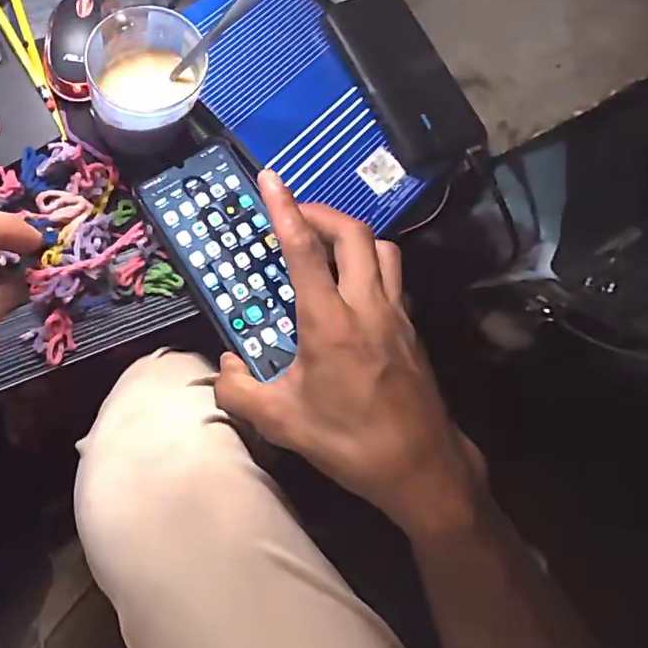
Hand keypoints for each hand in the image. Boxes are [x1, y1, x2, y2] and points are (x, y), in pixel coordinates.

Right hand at [216, 170, 486, 539]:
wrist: (423, 470)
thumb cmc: (350, 443)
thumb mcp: (281, 422)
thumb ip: (239, 390)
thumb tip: (224, 365)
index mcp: (330, 323)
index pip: (305, 251)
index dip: (285, 208)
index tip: (271, 177)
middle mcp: (367, 306)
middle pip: (353, 233)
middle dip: (320, 212)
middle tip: (293, 216)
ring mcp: (395, 314)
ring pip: (381, 248)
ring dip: (350, 235)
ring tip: (323, 245)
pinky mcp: (411, 327)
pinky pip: (392, 274)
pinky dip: (369, 262)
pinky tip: (350, 288)